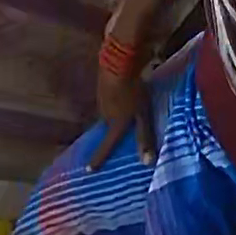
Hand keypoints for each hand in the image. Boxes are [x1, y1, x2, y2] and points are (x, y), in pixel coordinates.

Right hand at [89, 53, 153, 167]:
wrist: (118, 63)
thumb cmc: (133, 92)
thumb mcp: (142, 115)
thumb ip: (144, 137)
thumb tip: (146, 163)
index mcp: (114, 125)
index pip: (106, 146)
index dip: (98, 159)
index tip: (88, 171)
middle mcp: (105, 115)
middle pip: (107, 127)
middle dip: (111, 131)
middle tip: (115, 133)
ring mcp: (102, 99)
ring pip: (108, 112)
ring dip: (113, 113)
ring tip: (121, 111)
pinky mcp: (102, 86)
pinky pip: (108, 98)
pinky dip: (113, 100)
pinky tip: (120, 94)